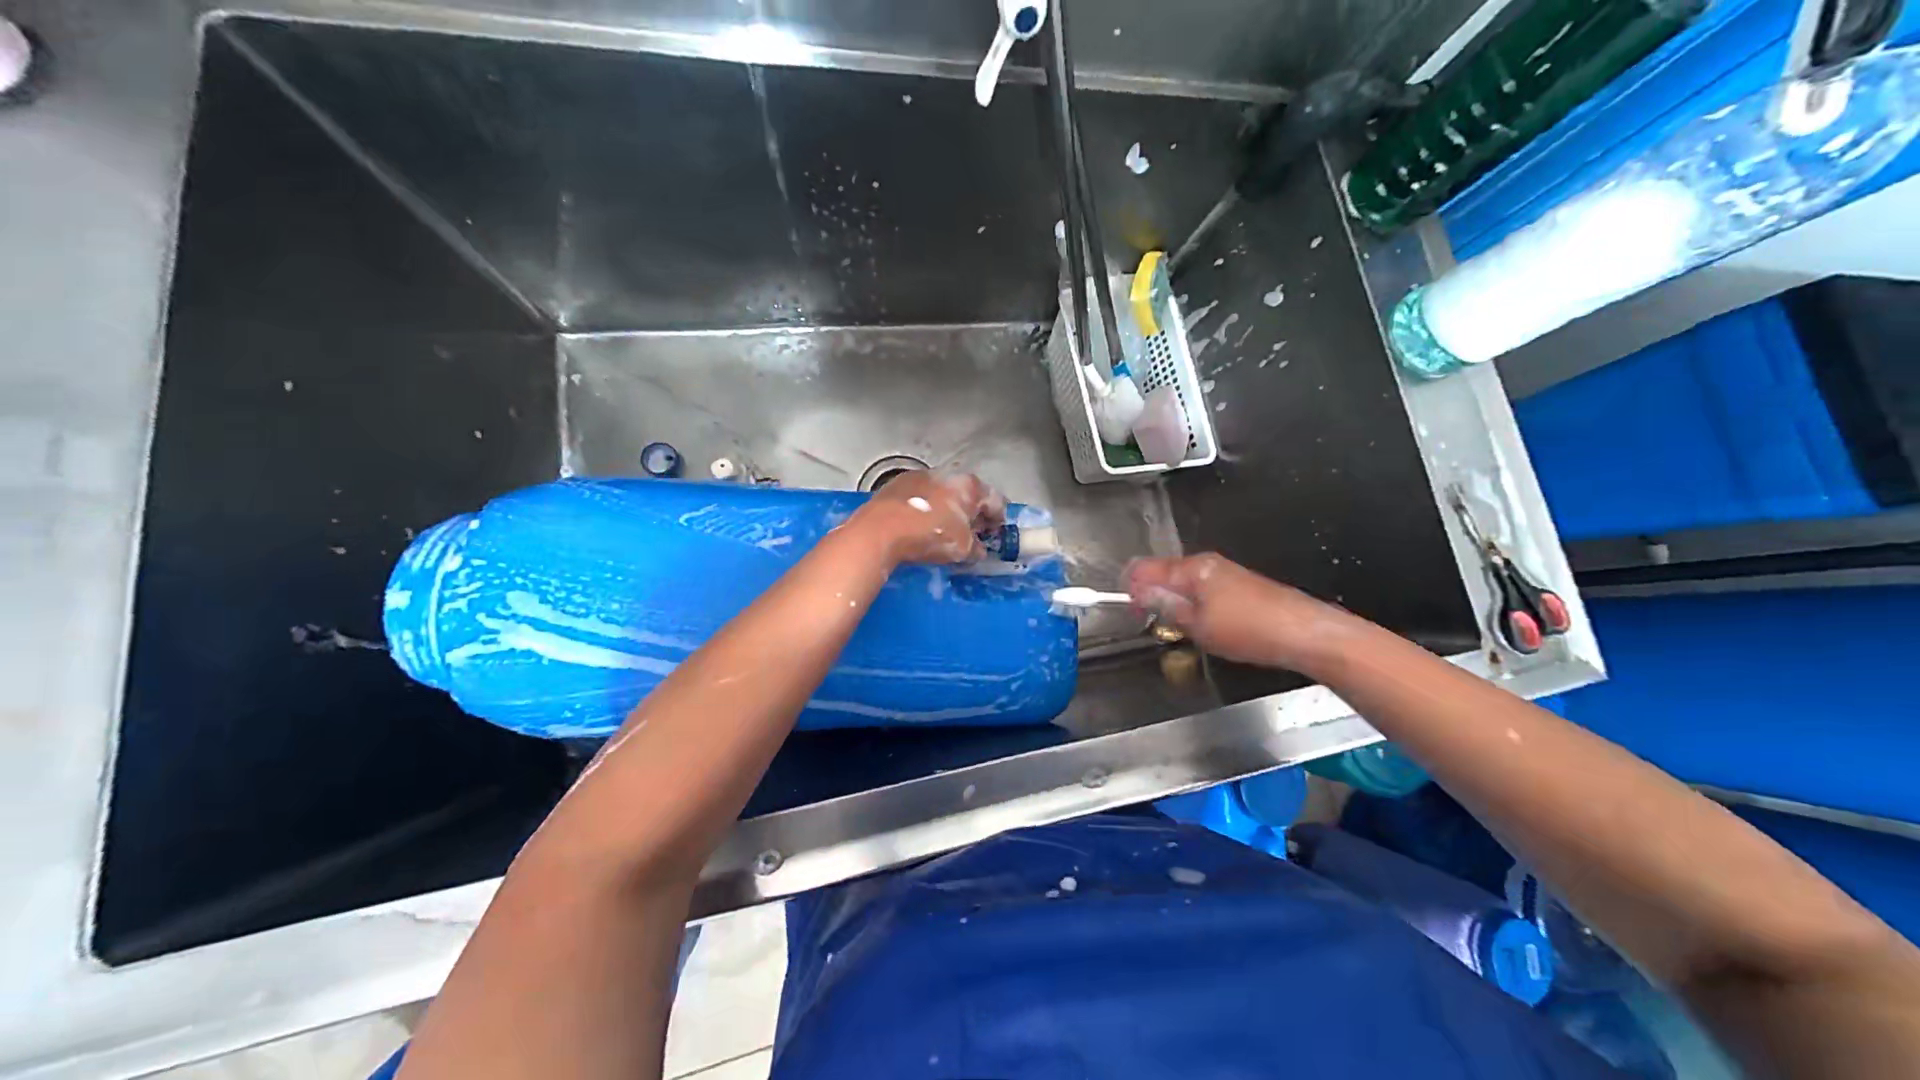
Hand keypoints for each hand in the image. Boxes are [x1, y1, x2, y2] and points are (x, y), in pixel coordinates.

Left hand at [851, 469, 1005, 565]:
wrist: (880, 530)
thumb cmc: (929, 536)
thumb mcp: (961, 549)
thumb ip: (976, 548)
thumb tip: (978, 549)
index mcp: (969, 486)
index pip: (995, 501)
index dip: (998, 519)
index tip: (993, 534)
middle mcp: (948, 474)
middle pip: (968, 494)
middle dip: (972, 512)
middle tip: (970, 533)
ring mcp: (921, 475)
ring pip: (943, 492)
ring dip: (948, 508)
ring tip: (943, 529)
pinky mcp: (898, 483)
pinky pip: (921, 496)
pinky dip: (926, 507)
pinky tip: (919, 523)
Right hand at [1123, 553, 1347, 669]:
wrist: (1305, 633)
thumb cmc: (1248, 630)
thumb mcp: (1197, 625)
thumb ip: (1165, 606)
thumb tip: (1139, 593)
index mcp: (1191, 568)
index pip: (1144, 568)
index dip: (1129, 587)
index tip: (1129, 610)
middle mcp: (1206, 563)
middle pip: (1163, 572)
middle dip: (1151, 594)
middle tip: (1151, 623)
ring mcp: (1224, 572)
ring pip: (1183, 581)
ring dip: (1173, 600)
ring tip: (1178, 628)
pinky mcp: (1239, 584)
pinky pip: (1202, 588)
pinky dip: (1193, 603)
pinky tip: (1204, 625)